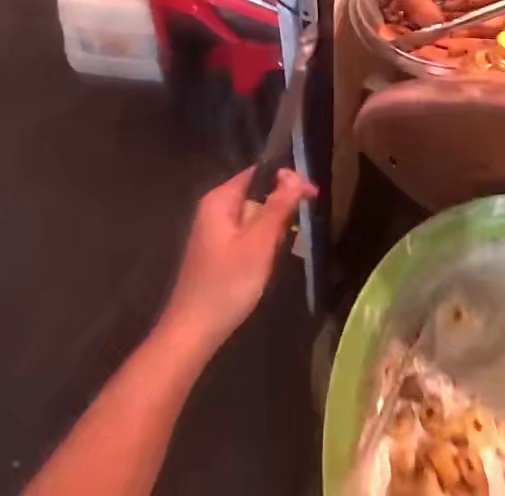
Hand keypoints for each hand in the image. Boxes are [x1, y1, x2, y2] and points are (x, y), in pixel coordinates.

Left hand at [158, 166, 316, 351]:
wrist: (192, 334)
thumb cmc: (227, 285)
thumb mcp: (259, 242)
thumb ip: (278, 205)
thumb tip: (296, 175)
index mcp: (220, 200)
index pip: (261, 171)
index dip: (289, 178)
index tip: (312, 196)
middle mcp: (215, 208)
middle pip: (260, 193)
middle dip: (280, 210)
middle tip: (288, 234)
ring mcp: (216, 230)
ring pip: (257, 216)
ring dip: (273, 230)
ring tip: (275, 252)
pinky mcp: (219, 249)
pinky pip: (249, 233)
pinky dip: (262, 243)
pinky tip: (264, 263)